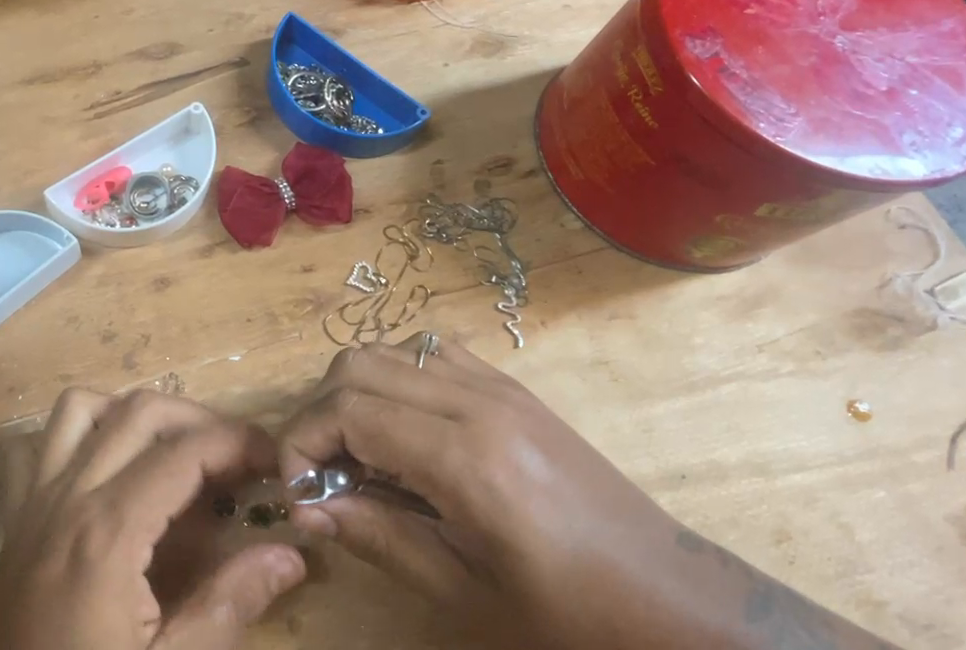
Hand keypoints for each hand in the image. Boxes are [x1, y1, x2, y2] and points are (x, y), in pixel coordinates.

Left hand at [0, 389, 306, 649]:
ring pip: (81, 409)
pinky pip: (37, 446)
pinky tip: (106, 469)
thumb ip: (229, 604)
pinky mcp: (14, 520)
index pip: (184, 452)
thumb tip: (289, 555)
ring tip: (175, 452)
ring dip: (134, 413)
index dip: (237, 444)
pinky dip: (74, 436)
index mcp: (108, 531)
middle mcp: (68, 496)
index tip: (275, 462)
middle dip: (198, 421)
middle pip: (139, 412)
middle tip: (238, 461)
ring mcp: (33, 502)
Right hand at [278, 335, 900, 649]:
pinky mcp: (512, 387)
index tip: (296, 491)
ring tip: (356, 454)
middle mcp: (477, 400)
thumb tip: (305, 509)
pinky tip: (403, 432)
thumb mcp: (462, 593)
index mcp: (466, 456)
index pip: (348, 408)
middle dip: (318, 412)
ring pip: (390, 349)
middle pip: (358, 364)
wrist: (669, 599)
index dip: (302, 442)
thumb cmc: (565, 616)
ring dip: (353, 391)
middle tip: (320, 473)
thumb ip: (377, 536)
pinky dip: (395, 378)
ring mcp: (498, 385)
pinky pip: (431, 353)